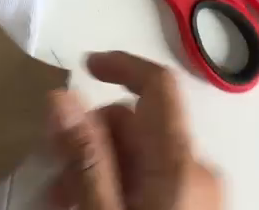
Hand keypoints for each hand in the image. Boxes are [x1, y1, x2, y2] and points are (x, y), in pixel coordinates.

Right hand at [45, 52, 223, 209]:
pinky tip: (94, 203)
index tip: (84, 65)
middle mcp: (199, 166)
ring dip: (100, 163)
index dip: (121, 63)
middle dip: (93, 135)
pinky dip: (121, 182)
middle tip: (56, 171)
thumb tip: (61, 93)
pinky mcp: (197, 209)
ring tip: (64, 198)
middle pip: (140, 121)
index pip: (159, 82)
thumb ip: (85, 155)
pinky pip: (155, 178)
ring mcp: (202, 191)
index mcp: (181, 159)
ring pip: (142, 152)